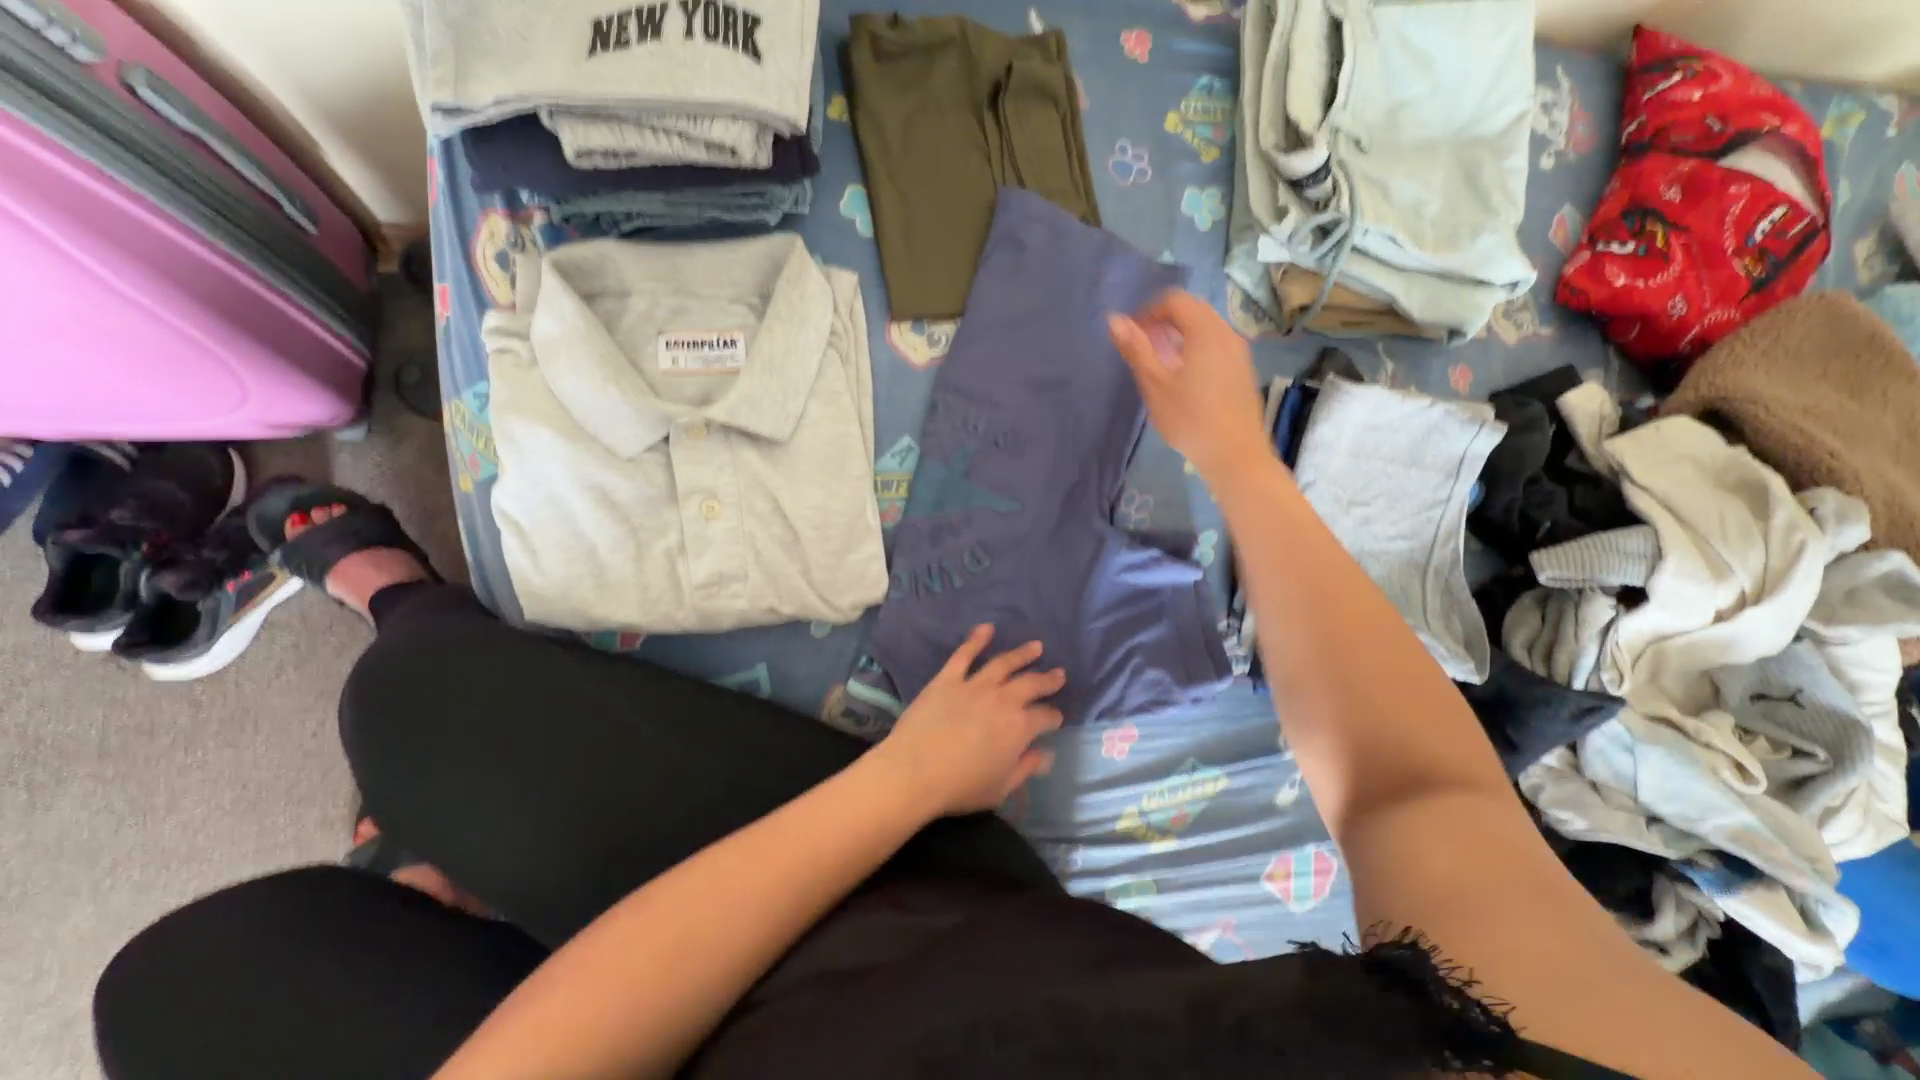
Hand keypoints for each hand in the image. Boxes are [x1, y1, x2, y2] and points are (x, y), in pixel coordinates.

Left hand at [873, 625, 1064, 817]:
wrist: (913, 773)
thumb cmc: (960, 787)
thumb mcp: (1002, 788)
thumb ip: (1026, 768)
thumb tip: (1045, 754)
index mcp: (1020, 727)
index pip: (1045, 716)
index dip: (1053, 717)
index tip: (1055, 718)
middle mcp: (1002, 700)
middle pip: (1031, 683)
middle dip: (1048, 679)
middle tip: (1059, 674)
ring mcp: (974, 685)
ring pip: (1004, 663)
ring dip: (1022, 654)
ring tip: (1035, 647)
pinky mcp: (947, 679)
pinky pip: (964, 654)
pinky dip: (976, 639)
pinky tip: (987, 628)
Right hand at [1108, 289, 1271, 479]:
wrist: (1236, 455)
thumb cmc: (1190, 419)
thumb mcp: (1155, 385)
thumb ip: (1135, 349)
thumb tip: (1114, 319)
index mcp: (1206, 332)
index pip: (1175, 300)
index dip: (1148, 312)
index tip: (1132, 336)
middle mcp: (1227, 334)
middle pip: (1193, 311)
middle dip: (1164, 323)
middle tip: (1143, 349)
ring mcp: (1240, 352)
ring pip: (1206, 328)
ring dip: (1179, 337)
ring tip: (1161, 365)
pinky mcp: (1243, 370)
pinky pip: (1216, 345)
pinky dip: (1196, 349)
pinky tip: (1184, 379)